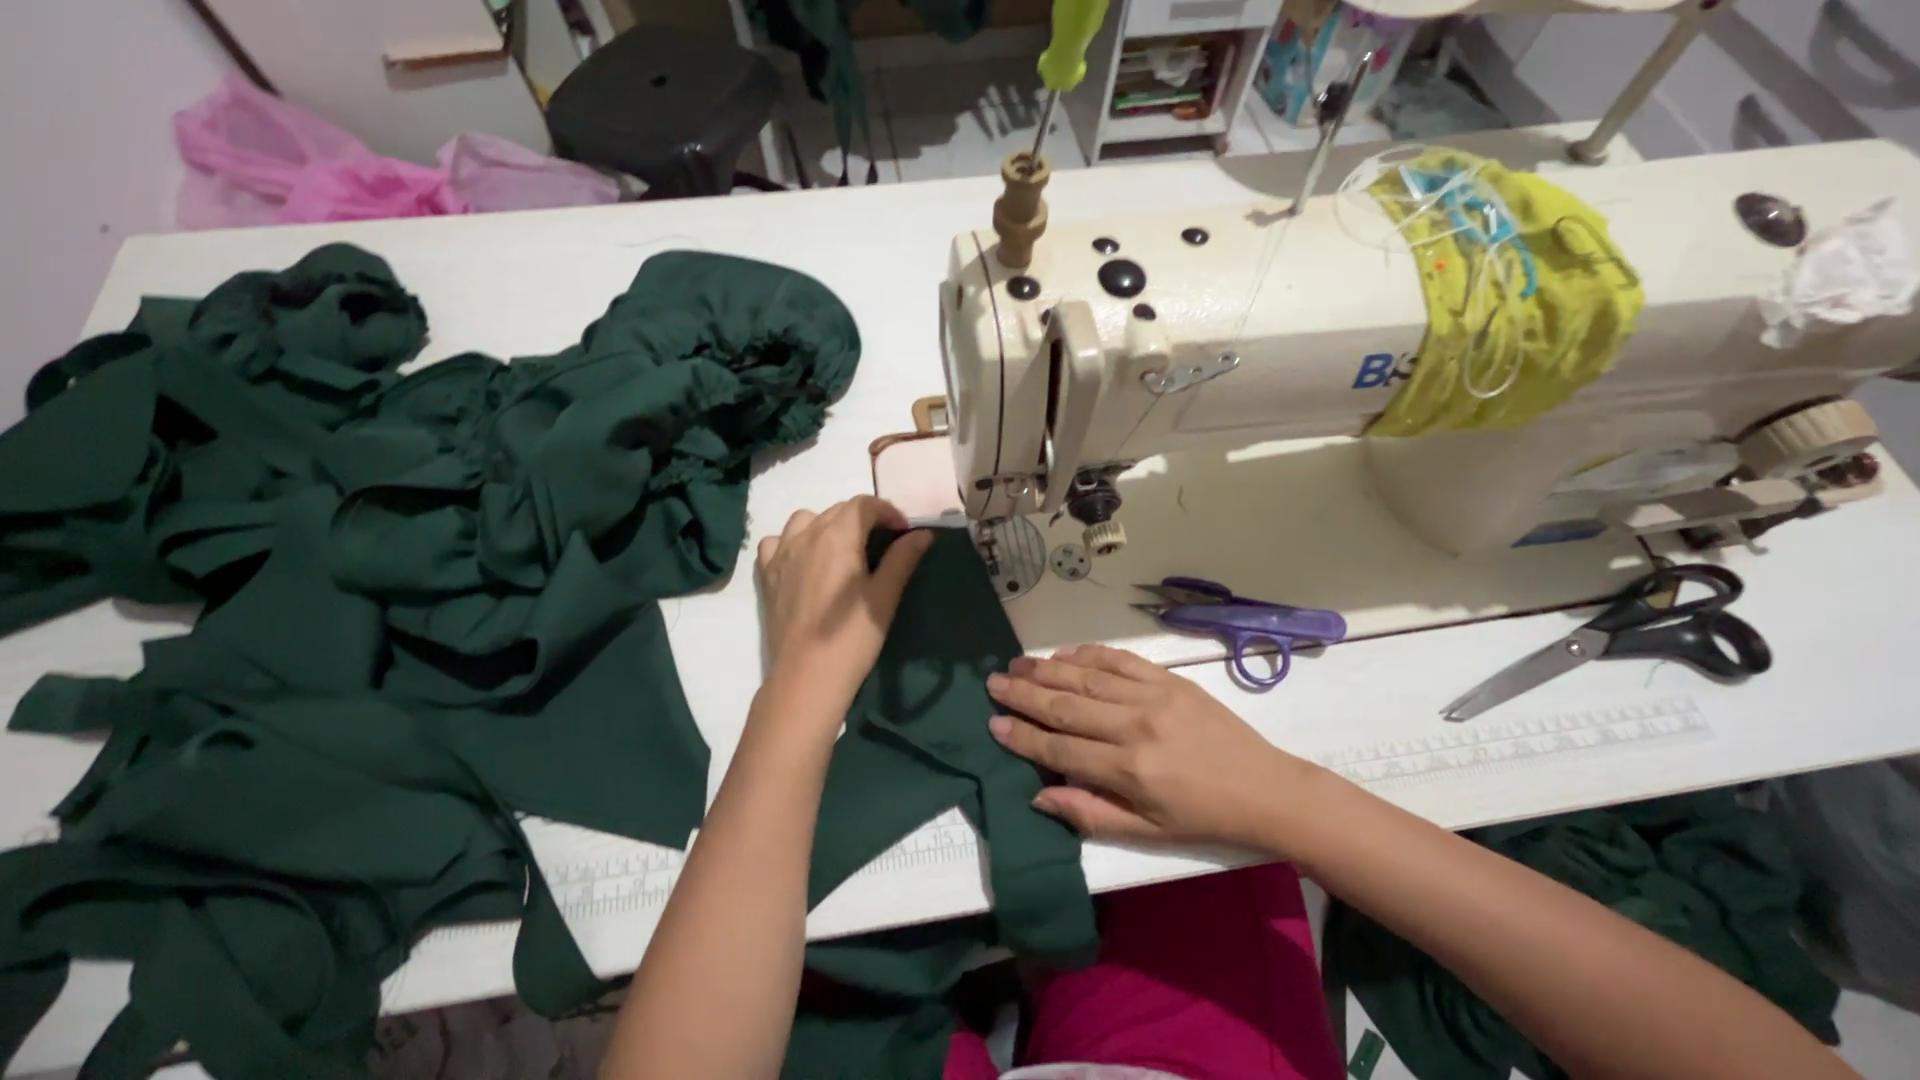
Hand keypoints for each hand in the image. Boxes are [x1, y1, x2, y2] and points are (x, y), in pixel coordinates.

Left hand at [756, 496, 932, 711]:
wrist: (807, 676)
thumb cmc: (853, 636)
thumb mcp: (885, 596)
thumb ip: (902, 559)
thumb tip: (921, 534)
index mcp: (838, 535)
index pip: (864, 505)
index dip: (887, 512)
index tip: (904, 532)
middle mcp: (806, 535)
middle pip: (837, 510)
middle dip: (863, 519)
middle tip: (882, 544)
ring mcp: (781, 553)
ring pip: (805, 520)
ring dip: (827, 525)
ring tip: (842, 549)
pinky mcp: (767, 575)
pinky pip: (776, 542)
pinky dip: (792, 542)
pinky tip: (804, 560)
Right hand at [985, 644, 1321, 851]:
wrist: (1265, 789)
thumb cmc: (1201, 818)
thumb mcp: (1145, 833)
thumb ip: (1089, 813)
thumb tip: (1037, 794)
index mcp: (1128, 771)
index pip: (1060, 749)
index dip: (1023, 737)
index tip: (993, 723)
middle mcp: (1135, 727)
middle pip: (1066, 705)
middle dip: (1024, 694)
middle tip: (992, 682)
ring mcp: (1154, 697)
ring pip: (1087, 676)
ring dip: (1047, 668)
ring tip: (1017, 662)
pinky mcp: (1171, 680)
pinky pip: (1121, 660)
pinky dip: (1088, 653)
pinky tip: (1063, 652)